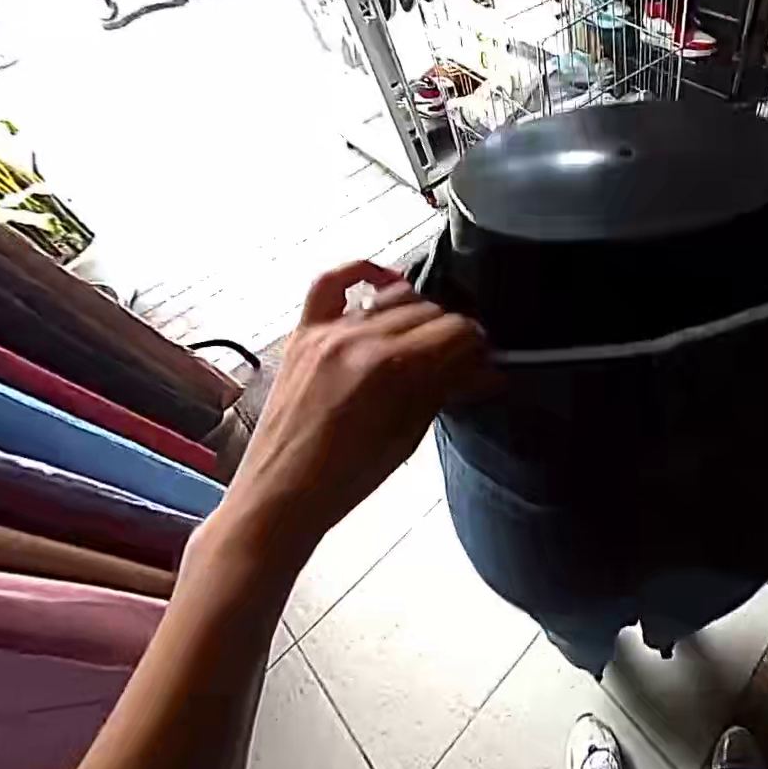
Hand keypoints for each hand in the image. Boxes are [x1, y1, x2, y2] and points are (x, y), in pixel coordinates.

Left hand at [206, 261, 488, 563]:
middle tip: (461, 355)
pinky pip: (330, 282)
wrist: (281, 496)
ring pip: (395, 296)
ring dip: (421, 311)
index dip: (477, 343)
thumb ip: (447, 388)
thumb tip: (486, 369)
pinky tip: (384, 280)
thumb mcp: (410, 434)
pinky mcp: (304, 334)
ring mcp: (328, 333)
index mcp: (390, 368)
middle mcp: (360, 340)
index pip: (455, 331)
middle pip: (430, 311)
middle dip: (453, 331)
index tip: (483, 356)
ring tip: (427, 335)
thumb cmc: (347, 477)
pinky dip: (361, 272)